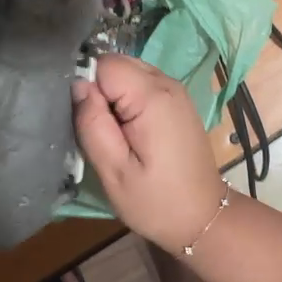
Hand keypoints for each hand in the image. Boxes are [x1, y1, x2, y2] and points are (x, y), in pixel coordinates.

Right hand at [71, 56, 227, 251]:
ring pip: (128, 71)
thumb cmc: (156, 201)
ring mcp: (175, 89)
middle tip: (101, 131)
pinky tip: (129, 131)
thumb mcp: (114, 171)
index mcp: (153, 97)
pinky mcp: (177, 100)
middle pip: (117, 63)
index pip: (105, 64)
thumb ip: (93, 123)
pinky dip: (128, 99)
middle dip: (100, 89)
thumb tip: (78, 84)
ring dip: (113, 95)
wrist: (202, 218)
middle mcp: (167, 83)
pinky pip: (141, 84)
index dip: (88, 88)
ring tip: (114, 133)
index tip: (90, 121)